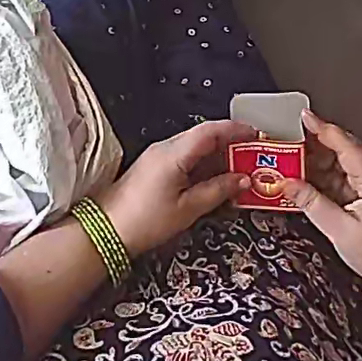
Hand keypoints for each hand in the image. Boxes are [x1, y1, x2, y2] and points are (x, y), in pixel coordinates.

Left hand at [94, 120, 255, 254]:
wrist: (105, 231)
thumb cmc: (146, 220)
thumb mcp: (188, 208)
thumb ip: (218, 190)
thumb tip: (243, 180)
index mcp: (175, 153)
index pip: (210, 131)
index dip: (235, 130)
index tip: (256, 134)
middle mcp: (166, 148)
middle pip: (204, 136)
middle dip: (231, 142)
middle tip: (253, 153)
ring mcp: (158, 156)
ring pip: (195, 147)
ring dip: (218, 155)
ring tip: (240, 168)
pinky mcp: (154, 167)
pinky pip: (185, 158)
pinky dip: (204, 164)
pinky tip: (216, 178)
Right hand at [284, 111, 361, 294]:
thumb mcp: (340, 231)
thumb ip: (312, 204)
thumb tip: (287, 183)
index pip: (347, 145)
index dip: (324, 129)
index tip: (304, 118)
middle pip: (342, 149)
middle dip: (315, 141)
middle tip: (289, 137)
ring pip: (339, 162)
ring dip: (316, 159)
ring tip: (290, 158)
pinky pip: (340, 176)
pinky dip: (321, 175)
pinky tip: (304, 177)